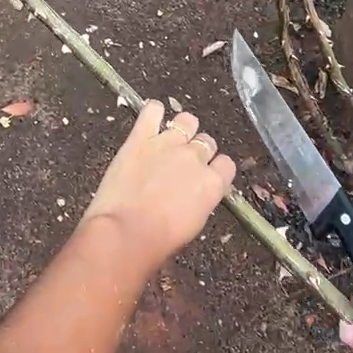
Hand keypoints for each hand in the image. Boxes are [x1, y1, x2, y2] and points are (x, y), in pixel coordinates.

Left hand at [80, 100, 235, 271]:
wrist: (126, 232)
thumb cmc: (159, 241)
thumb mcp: (192, 224)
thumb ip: (199, 198)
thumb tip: (195, 191)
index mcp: (212, 184)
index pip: (226, 164)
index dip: (216, 168)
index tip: (207, 174)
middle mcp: (194, 158)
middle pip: (206, 142)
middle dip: (199, 149)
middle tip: (184, 162)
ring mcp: (167, 143)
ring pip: (186, 121)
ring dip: (183, 127)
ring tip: (172, 137)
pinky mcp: (141, 137)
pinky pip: (152, 111)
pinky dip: (153, 111)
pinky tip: (152, 116)